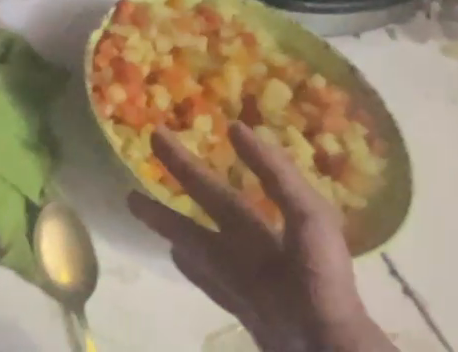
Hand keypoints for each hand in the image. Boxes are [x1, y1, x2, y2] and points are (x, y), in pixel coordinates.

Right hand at [128, 123, 394, 351]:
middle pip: (218, 203)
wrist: (324, 346)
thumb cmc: (320, 280)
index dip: (252, 155)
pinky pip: (211, 282)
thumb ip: (278, 176)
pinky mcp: (241, 307)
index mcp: (288, 222)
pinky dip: (191, 267)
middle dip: (185, 171)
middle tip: (154, 138)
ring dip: (169, 221)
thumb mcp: (310, 218)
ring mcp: (251, 278)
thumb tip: (238, 128)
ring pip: (201, 241)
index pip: (264, 180)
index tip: (228, 127)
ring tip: (132, 199)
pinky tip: (172, 253)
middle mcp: (266, 246)